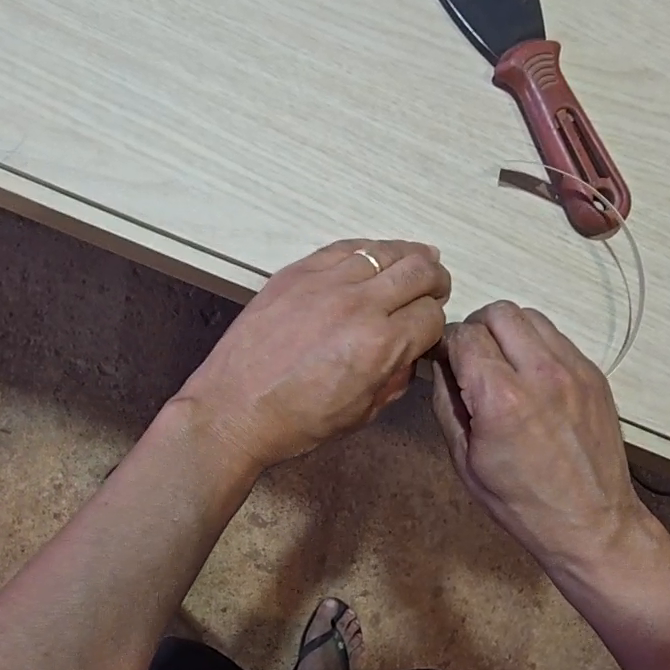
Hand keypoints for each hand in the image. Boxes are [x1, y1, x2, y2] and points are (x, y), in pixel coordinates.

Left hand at [174, 239, 450, 471]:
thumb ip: (395, 378)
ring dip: (407, 258)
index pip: (432, 316)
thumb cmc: (295, 422)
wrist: (234, 409)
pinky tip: (372, 260)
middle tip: (434, 290)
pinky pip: (345, 248)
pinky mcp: (297, 272)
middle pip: (420, 270)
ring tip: (412, 266)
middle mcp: (359, 305)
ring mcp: (325, 282)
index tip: (426, 331)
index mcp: (380, 345)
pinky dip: (367, 251)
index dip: (434, 325)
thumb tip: (409, 353)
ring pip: (385, 250)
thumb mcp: (362, 413)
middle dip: (436, 281)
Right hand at [430, 301, 651, 569]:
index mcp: (500, 397)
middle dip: (476, 329)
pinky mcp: (593, 374)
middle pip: (497, 312)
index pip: (463, 335)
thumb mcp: (464, 459)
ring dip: (507, 331)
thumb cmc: (519, 502)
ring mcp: (573, 369)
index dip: (447, 345)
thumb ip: (447, 402)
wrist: (591, 523)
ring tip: (502, 364)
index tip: (445, 361)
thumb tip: (440, 364)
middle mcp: (539, 372)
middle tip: (472, 359)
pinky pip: (556, 337)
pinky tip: (530, 377)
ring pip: (529, 316)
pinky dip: (535, 345)